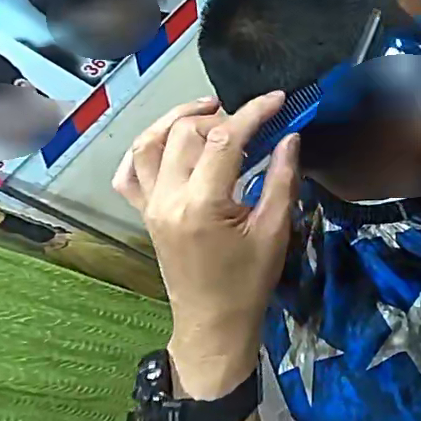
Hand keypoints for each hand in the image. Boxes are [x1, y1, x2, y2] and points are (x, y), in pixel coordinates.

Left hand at [114, 94, 300, 397]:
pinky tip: (170, 140)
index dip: (253, 113)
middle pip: (186, 133)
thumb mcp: (275, 230)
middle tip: (254, 119)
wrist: (213, 322)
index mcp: (202, 204)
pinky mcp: (144, 213)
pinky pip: (130, 171)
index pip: (225, 139)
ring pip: (150, 143)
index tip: (278, 99)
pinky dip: (146, 147)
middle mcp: (167, 198)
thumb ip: (281, 179)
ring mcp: (149, 205)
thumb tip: (290, 136)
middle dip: (222, 115)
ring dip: (179, 119)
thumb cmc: (249, 280)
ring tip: (210, 110)